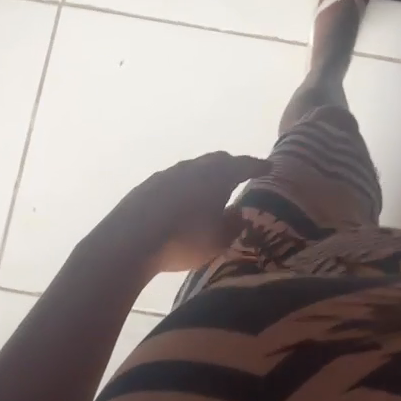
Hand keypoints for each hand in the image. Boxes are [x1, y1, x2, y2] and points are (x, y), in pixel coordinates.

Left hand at [94, 151, 269, 275]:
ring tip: (210, 192)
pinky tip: (181, 204)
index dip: (258, 166)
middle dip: (231, 167)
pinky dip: (184, 188)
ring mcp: (170, 173)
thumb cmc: (184, 238)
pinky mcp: (149, 185)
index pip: (245, 164)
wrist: (131, 238)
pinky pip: (174, 182)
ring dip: (205, 178)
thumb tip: (239, 213)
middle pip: (218, 160)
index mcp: (219, 174)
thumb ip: (233, 225)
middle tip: (240, 176)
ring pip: (194, 169)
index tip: (268, 167)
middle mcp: (196, 166)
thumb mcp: (218, 240)